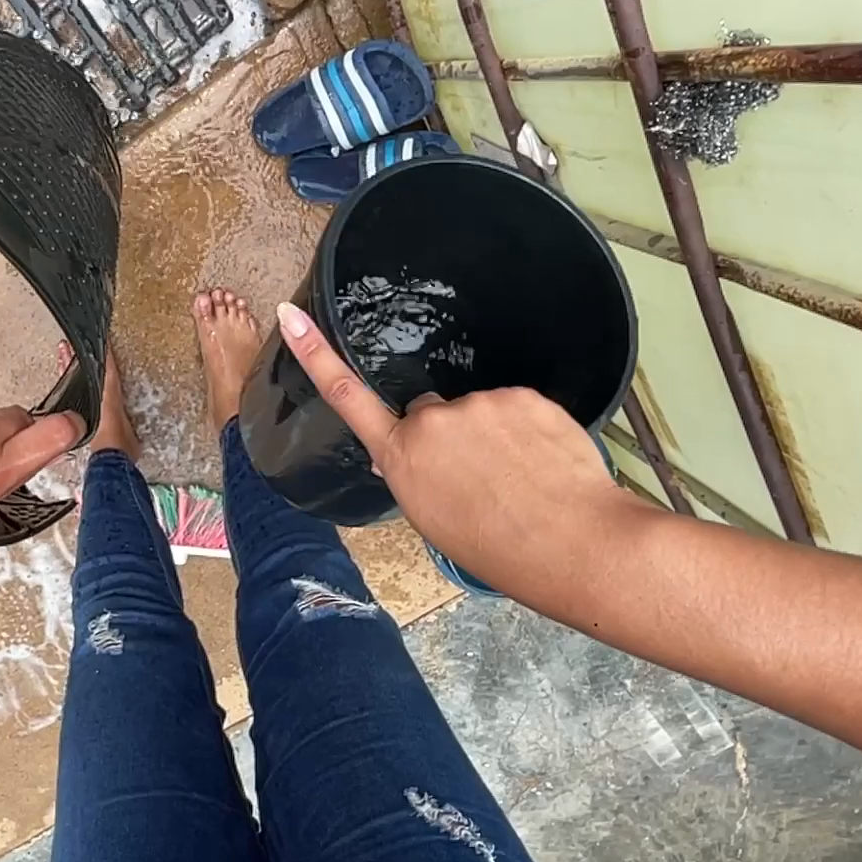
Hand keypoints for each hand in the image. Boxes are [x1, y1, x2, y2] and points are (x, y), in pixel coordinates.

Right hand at [275, 302, 648, 590]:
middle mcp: (431, 422)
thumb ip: (411, 476)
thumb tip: (403, 455)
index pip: (346, 395)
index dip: (315, 354)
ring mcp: (478, 404)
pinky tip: (538, 462)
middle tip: (475, 477)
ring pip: (475, 411)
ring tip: (514, 477)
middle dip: (444, 434)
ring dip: (489, 434)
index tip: (291, 315)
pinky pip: (513, 407)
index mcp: (400, 457)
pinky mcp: (521, 396)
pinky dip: (524, 429)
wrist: (570, 542)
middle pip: (428, 412)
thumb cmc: (495, 546)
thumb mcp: (430, 518)